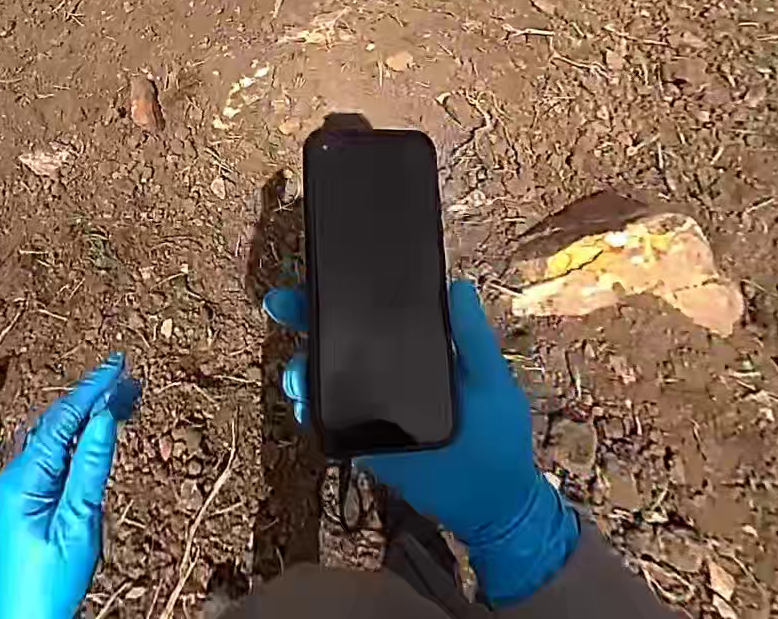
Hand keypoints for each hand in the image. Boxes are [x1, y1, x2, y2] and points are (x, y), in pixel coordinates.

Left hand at [0, 354, 137, 618]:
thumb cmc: (46, 586)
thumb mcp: (76, 523)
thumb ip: (89, 466)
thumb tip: (105, 415)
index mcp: (26, 475)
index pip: (65, 416)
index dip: (94, 387)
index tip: (119, 364)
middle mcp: (22, 473)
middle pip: (63, 420)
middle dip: (96, 396)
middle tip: (130, 378)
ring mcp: (26, 486)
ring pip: (63, 436)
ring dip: (93, 415)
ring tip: (126, 398)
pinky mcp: (34, 500)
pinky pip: (62, 455)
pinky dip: (85, 437)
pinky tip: (102, 432)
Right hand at [262, 281, 580, 603]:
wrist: (492, 502)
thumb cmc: (497, 433)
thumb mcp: (492, 379)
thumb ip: (474, 338)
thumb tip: (457, 285)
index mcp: (412, 343)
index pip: (369, 309)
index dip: (339, 291)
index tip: (314, 274)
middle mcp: (383, 365)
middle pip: (334, 334)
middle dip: (303, 315)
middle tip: (281, 304)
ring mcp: (367, 400)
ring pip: (322, 373)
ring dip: (302, 366)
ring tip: (299, 371)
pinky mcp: (359, 435)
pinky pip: (324, 416)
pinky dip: (307, 407)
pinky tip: (303, 403)